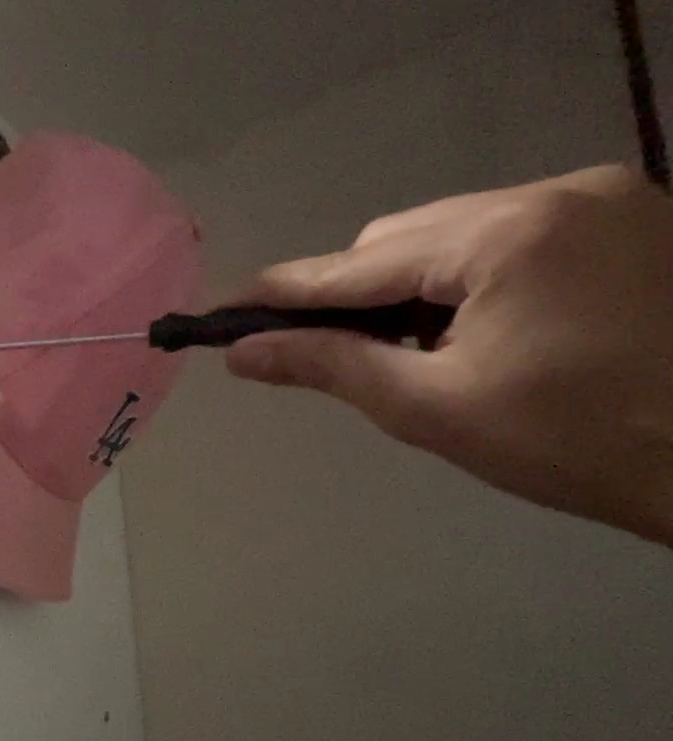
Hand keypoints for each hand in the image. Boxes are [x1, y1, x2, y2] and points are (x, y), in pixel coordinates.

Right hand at [226, 165, 672, 545]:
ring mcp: (603, 200)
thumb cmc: (572, 440)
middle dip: (349, 293)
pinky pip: (505, 236)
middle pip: (399, 236)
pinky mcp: (630, 220)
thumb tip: (240, 353)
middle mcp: (556, 193)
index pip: (356, 265)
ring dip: (405, 286)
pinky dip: (462, 278)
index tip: (216, 316)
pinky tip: (464, 329)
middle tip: (318, 353)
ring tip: (404, 350)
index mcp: (506, 236)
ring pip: (449, 233)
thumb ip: (328, 364)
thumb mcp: (429, 406)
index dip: (277, 294)